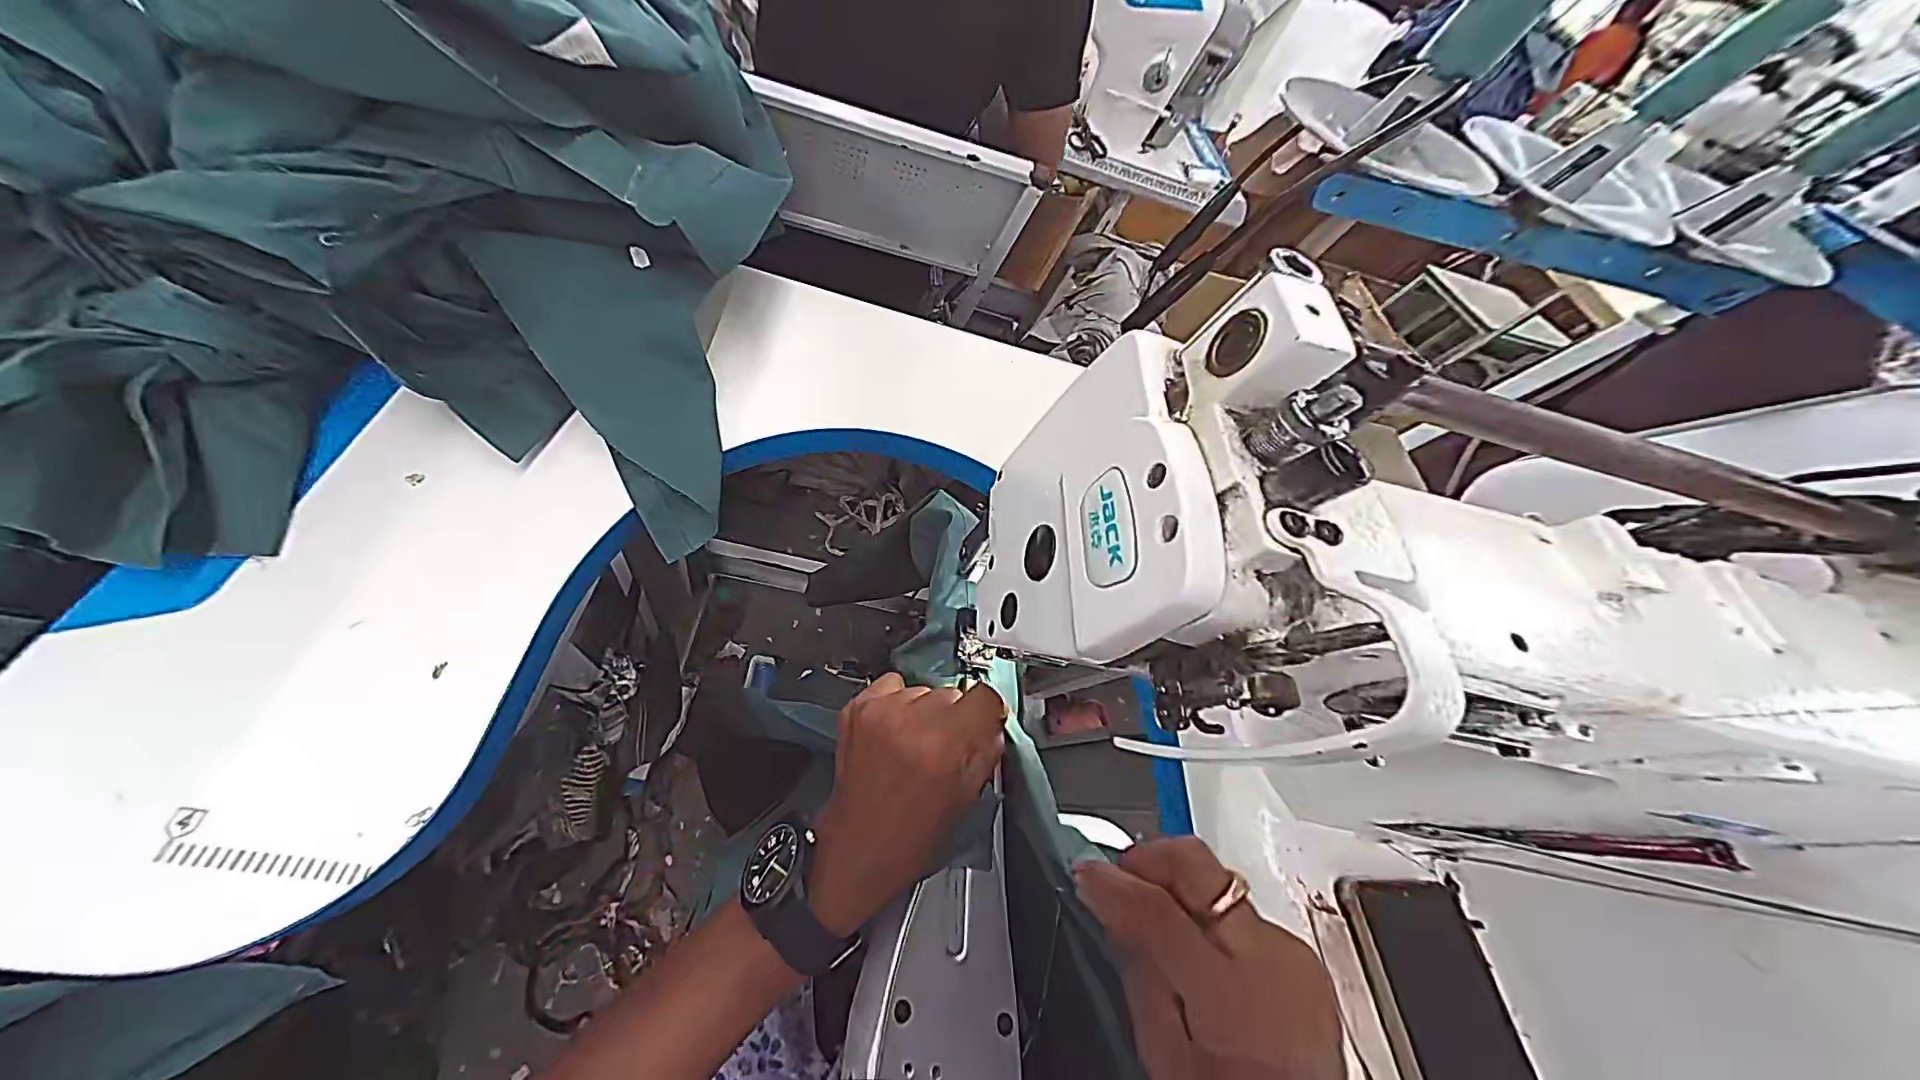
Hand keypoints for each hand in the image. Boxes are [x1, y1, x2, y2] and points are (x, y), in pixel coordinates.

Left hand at [807, 673, 1006, 936]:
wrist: (859, 847)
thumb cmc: (909, 836)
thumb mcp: (966, 796)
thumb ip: (987, 749)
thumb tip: (994, 719)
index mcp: (944, 746)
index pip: (985, 695)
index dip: (989, 709)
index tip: (986, 717)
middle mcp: (910, 723)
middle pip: (953, 693)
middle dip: (955, 717)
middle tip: (944, 748)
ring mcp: (880, 714)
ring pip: (923, 689)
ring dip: (925, 711)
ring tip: (916, 745)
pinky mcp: (857, 709)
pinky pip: (892, 686)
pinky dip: (897, 704)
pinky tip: (896, 732)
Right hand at [1076, 838, 1343, 1079]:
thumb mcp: (1166, 1056)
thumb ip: (1139, 979)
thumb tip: (1114, 914)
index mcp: (1229, 998)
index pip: (1156, 909)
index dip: (1112, 883)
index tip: (1086, 872)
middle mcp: (1269, 962)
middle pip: (1197, 864)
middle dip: (1148, 855)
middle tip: (1117, 869)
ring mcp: (1292, 955)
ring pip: (1219, 881)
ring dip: (1179, 883)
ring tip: (1150, 906)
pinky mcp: (1302, 957)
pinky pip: (1243, 913)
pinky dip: (1210, 914)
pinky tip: (1193, 940)